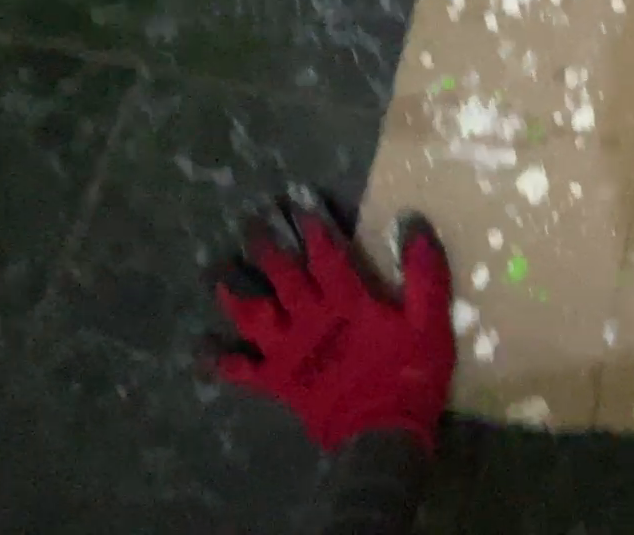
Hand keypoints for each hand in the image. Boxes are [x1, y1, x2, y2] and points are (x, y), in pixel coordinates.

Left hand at [210, 202, 455, 451]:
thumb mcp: (430, 317)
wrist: (381, 432)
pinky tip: (203, 347)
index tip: (298, 201)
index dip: (311, 227)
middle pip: (282, 276)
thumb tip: (413, 223)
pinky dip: (218, 358)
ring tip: (217, 269)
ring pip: (251, 315)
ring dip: (233, 290)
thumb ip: (424, 272)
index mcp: (348, 302)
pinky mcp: (277, 382)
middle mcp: (310, 319)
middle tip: (254, 220)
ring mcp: (288, 352)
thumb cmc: (410, 370)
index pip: (325, 255)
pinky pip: (239, 370)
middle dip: (267, 245)